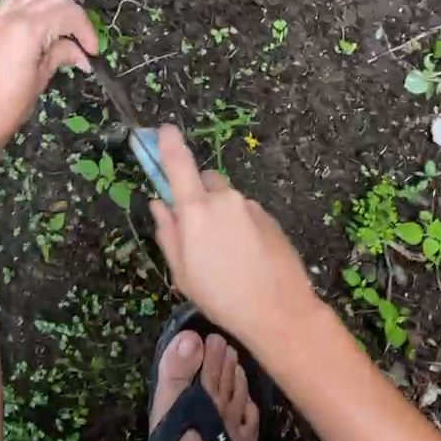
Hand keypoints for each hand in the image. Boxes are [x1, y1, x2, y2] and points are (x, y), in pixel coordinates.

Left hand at [0, 0, 97, 150]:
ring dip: (57, 0)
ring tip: (70, 20)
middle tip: (83, 42)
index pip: (68, 15)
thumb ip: (60, 55)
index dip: (86, 30)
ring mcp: (2, 17)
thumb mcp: (40, 78)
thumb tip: (82, 53)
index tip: (93, 52)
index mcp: (30, 29)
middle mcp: (16, 15)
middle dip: (75, 16)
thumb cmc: (10, 104)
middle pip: (55, 0)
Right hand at [147, 125, 320, 349]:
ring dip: (221, 216)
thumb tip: (159, 204)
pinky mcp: (269, 217)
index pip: (179, 165)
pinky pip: (246, 213)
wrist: (281, 311)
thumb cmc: (221, 297)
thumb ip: (168, 233)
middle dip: (198, 197)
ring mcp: (250, 206)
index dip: (169, 144)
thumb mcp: (182, 273)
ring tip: (226, 255)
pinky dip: (241, 226)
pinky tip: (247, 257)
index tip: (164, 129)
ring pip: (227, 201)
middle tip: (198, 233)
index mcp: (196, 210)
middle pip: (205, 183)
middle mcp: (223, 198)